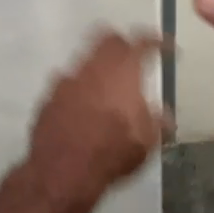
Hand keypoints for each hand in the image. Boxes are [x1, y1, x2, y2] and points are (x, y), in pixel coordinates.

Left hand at [20, 31, 165, 212]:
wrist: (62, 172)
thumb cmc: (112, 154)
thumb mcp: (147, 143)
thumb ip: (157, 122)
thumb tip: (164, 116)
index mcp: (123, 73)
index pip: (143, 42)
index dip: (157, 41)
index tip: (166, 46)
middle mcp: (93, 68)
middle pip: (109, 40)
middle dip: (124, 45)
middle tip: (133, 58)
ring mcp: (66, 81)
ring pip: (84, 60)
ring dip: (98, 69)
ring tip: (107, 88)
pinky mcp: (47, 98)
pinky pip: (66, 84)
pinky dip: (77, 90)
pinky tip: (81, 108)